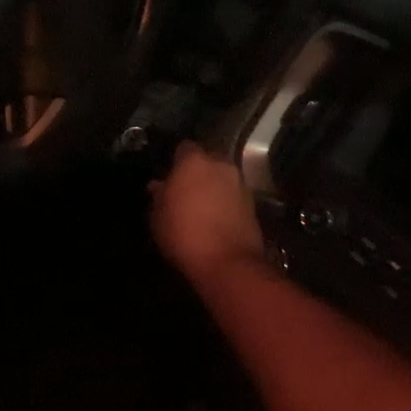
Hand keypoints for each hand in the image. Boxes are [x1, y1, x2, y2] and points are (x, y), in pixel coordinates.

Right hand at [150, 142, 265, 282]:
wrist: (228, 263)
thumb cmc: (184, 233)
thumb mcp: (157, 216)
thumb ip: (159, 195)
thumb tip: (159, 185)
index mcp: (194, 161)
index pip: (184, 148)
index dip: (176, 160)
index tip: (168, 175)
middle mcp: (221, 165)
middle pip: (207, 161)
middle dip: (197, 172)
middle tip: (183, 190)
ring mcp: (240, 185)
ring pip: (222, 179)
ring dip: (212, 188)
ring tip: (199, 208)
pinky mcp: (253, 205)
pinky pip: (233, 197)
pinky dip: (224, 203)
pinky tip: (214, 220)